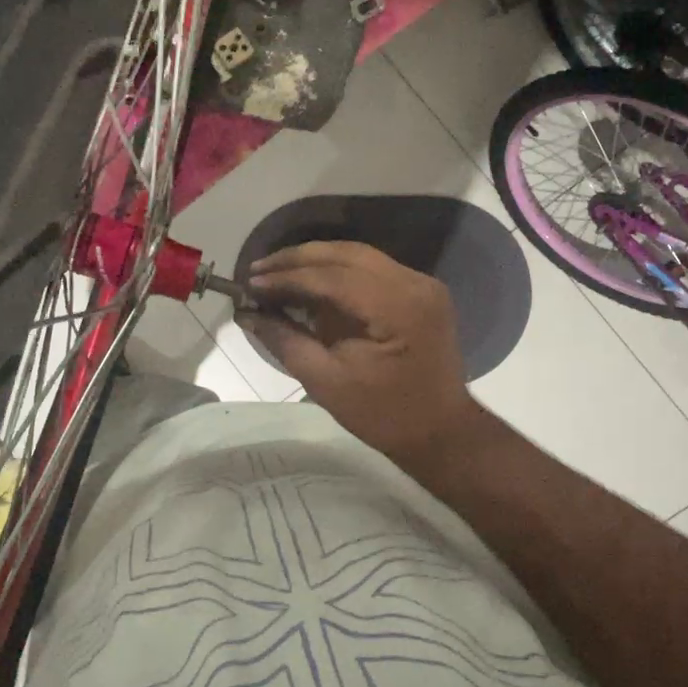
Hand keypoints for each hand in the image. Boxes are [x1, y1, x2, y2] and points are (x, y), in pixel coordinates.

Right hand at [236, 241, 488, 458]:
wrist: (440, 432)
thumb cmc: (382, 414)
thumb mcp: (325, 381)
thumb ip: (285, 340)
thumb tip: (247, 313)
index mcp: (397, 309)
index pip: (333, 277)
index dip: (287, 277)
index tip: (250, 283)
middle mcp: (414, 285)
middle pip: (346, 254)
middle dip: (297, 259)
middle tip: (258, 269)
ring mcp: (421, 284)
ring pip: (357, 255)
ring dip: (314, 260)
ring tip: (275, 271)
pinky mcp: (418, 291)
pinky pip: (369, 268)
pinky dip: (335, 270)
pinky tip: (307, 280)